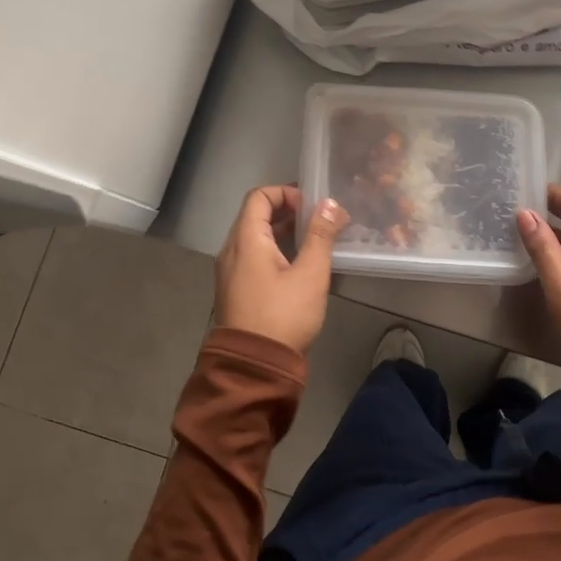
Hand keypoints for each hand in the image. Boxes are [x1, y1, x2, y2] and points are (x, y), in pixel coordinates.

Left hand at [214, 185, 349, 353]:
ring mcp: (230, 272)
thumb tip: (330, 204)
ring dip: (282, 232)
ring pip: (254, 238)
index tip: (311, 205)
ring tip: (314, 241)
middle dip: (287, 211)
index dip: (285, 193)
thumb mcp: (310, 274)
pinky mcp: (236, 290)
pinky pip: (252, 257)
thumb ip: (320, 235)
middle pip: (255, 215)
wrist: (254, 367)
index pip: (259, 197)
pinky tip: (298, 265)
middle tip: (318, 221)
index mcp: (245, 240)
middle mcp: (231, 250)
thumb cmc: (283, 316)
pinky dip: (274, 251)